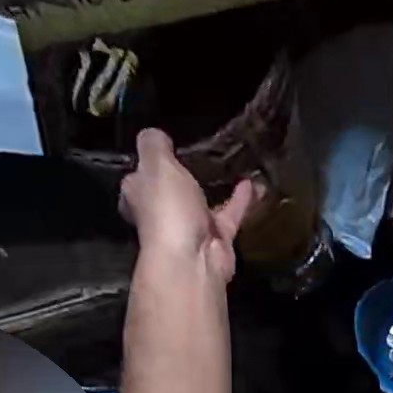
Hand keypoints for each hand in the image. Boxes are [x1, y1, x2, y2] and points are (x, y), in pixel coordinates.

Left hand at [119, 128, 254, 283]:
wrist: (193, 257)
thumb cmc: (167, 208)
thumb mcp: (156, 164)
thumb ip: (154, 144)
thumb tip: (156, 135)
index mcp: (139, 195)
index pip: (139, 177)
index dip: (149, 163)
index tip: (165, 146)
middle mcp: (162, 213)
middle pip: (172, 191)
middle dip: (184, 176)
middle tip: (202, 153)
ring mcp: (191, 227)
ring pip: (205, 201)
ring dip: (219, 185)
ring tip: (235, 165)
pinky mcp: (217, 238)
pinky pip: (230, 213)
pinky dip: (241, 199)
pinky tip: (254, 183)